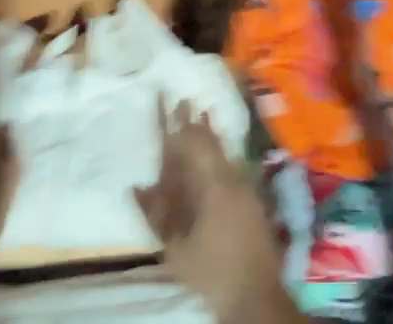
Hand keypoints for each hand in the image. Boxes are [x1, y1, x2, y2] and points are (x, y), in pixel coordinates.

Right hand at [134, 99, 296, 323]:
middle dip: (191, 120)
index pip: (186, 144)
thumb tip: (137, 185)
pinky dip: (221, 149)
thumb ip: (156, 214)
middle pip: (206, 141)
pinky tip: (219, 146)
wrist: (255, 295)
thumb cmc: (210, 271)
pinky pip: (232, 162)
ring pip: (221, 149)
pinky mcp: (252, 199)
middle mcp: (227, 179)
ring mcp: (242, 188)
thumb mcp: (175, 248)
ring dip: (208, 130)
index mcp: (207, 186)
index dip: (173, 121)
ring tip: (201, 109)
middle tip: (181, 97)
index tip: (165, 96)